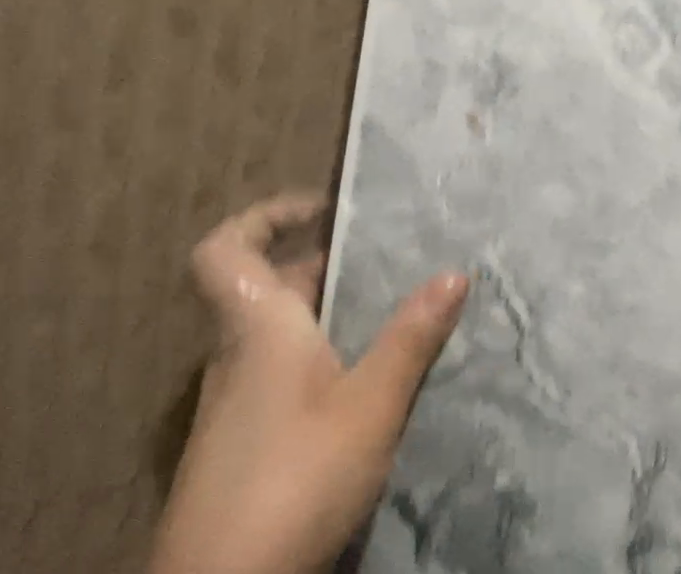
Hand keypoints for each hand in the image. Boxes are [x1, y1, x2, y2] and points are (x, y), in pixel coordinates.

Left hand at [149, 194, 469, 573]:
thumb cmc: (296, 475)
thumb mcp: (372, 402)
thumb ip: (412, 337)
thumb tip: (455, 271)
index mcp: (257, 332)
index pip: (225, 253)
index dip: (264, 217)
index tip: (322, 207)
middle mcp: (238, 358)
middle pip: (265, 289)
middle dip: (323, 263)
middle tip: (389, 256)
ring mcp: (237, 404)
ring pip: (279, 332)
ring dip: (330, 310)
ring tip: (397, 307)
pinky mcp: (248, 441)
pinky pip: (286, 371)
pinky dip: (327, 353)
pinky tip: (373, 377)